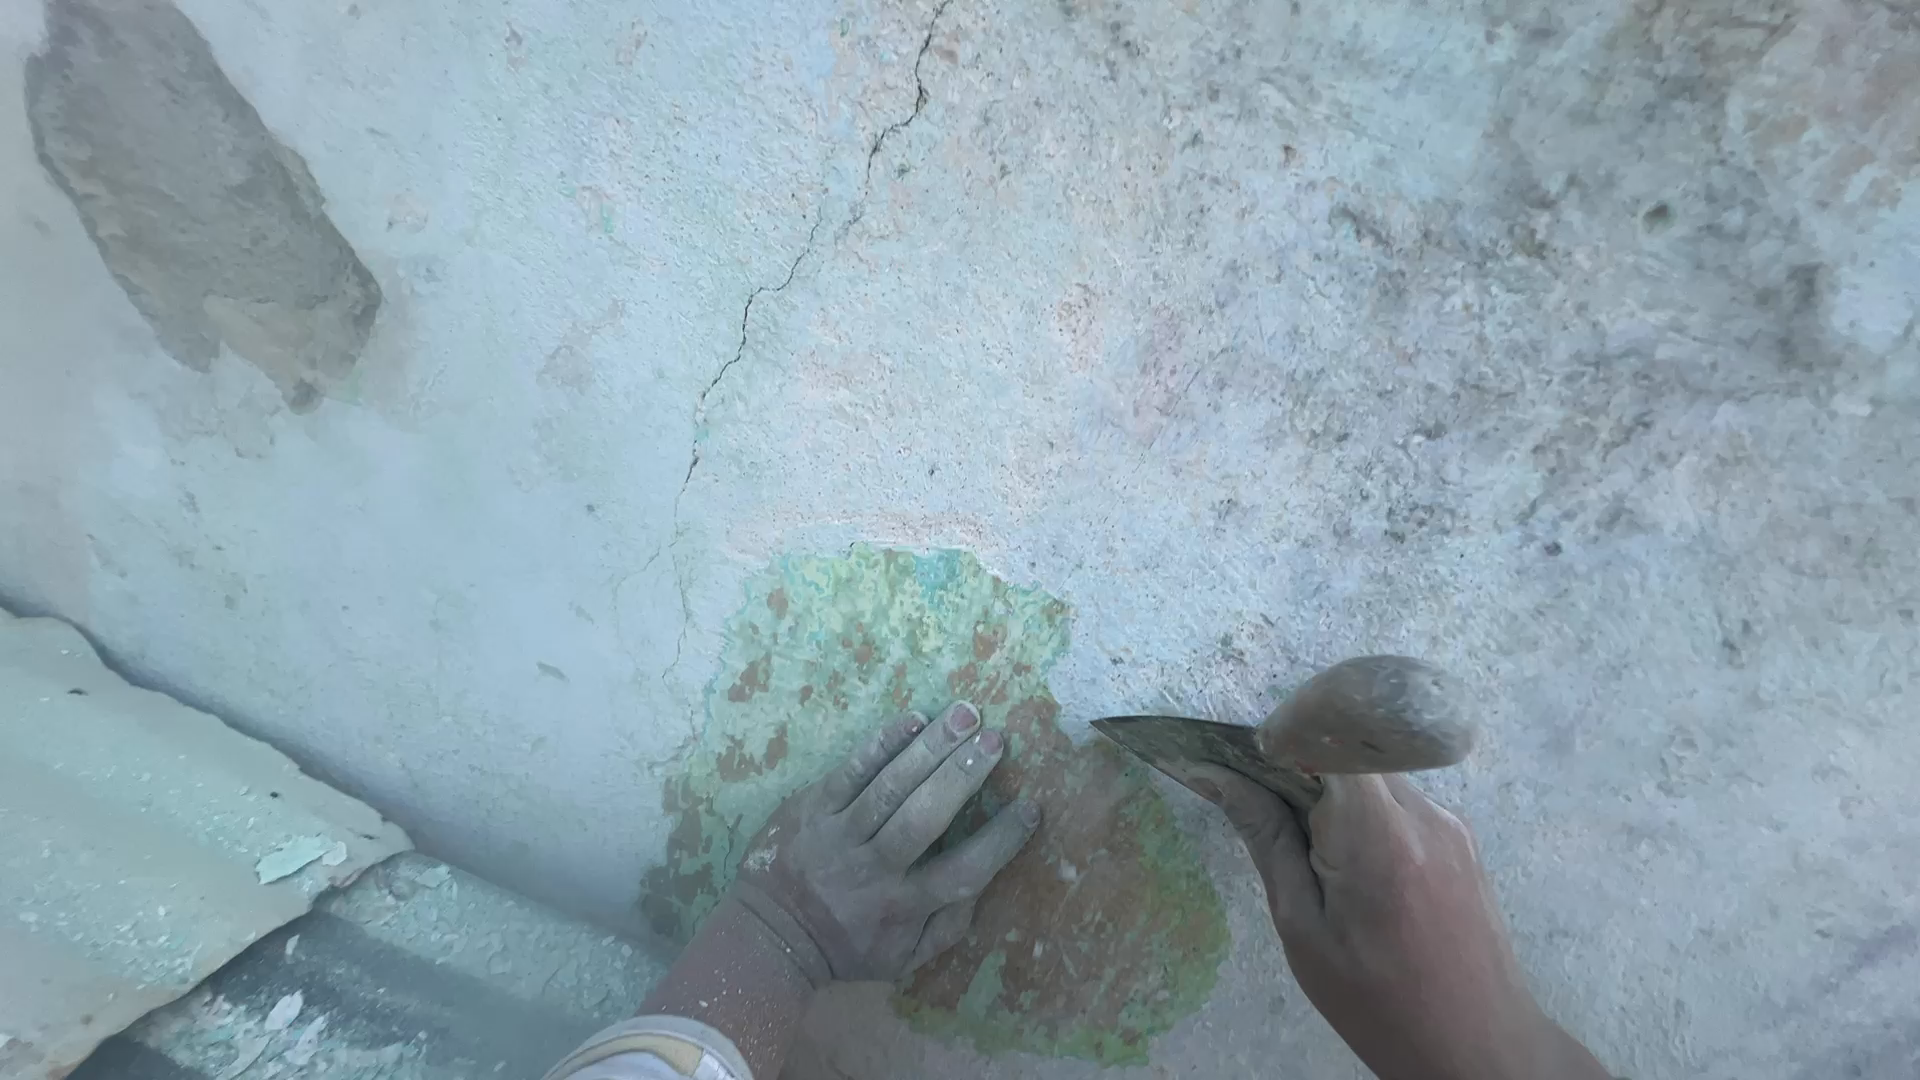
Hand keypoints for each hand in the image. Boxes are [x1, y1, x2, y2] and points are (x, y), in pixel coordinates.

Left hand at [730, 701, 1040, 983]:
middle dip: (964, 775)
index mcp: (903, 907)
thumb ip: (948, 926)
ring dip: (931, 747)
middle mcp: (875, 868)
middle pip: (926, 817)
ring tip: (966, 714)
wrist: (769, 936)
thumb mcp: (904, 959)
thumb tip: (985, 880)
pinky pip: (851, 770)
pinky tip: (913, 718)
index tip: (1032, 806)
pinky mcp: (812, 807)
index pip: (963, 872)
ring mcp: (840, 833)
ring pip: (891, 785)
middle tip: (996, 739)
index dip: (1001, 840)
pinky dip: (882, 743)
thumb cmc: (849, 944)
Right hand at [1190, 768, 1609, 1079]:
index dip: (1279, 734)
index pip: (1326, 736)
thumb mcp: (1300, 925)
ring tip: (1308, 845)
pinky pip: (1394, 796)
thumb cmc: (1377, 1001)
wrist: (1486, 1057)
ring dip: (1328, 787)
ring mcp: (1449, 822)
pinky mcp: (1459, 836)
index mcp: (1377, 832)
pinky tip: (1349, 862)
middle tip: (1262, 803)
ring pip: (1368, 770)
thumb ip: (1264, 835)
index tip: (1243, 761)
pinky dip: (1358, 808)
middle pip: (1344, 747)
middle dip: (1296, 761)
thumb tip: (1216, 774)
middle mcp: (1422, 812)